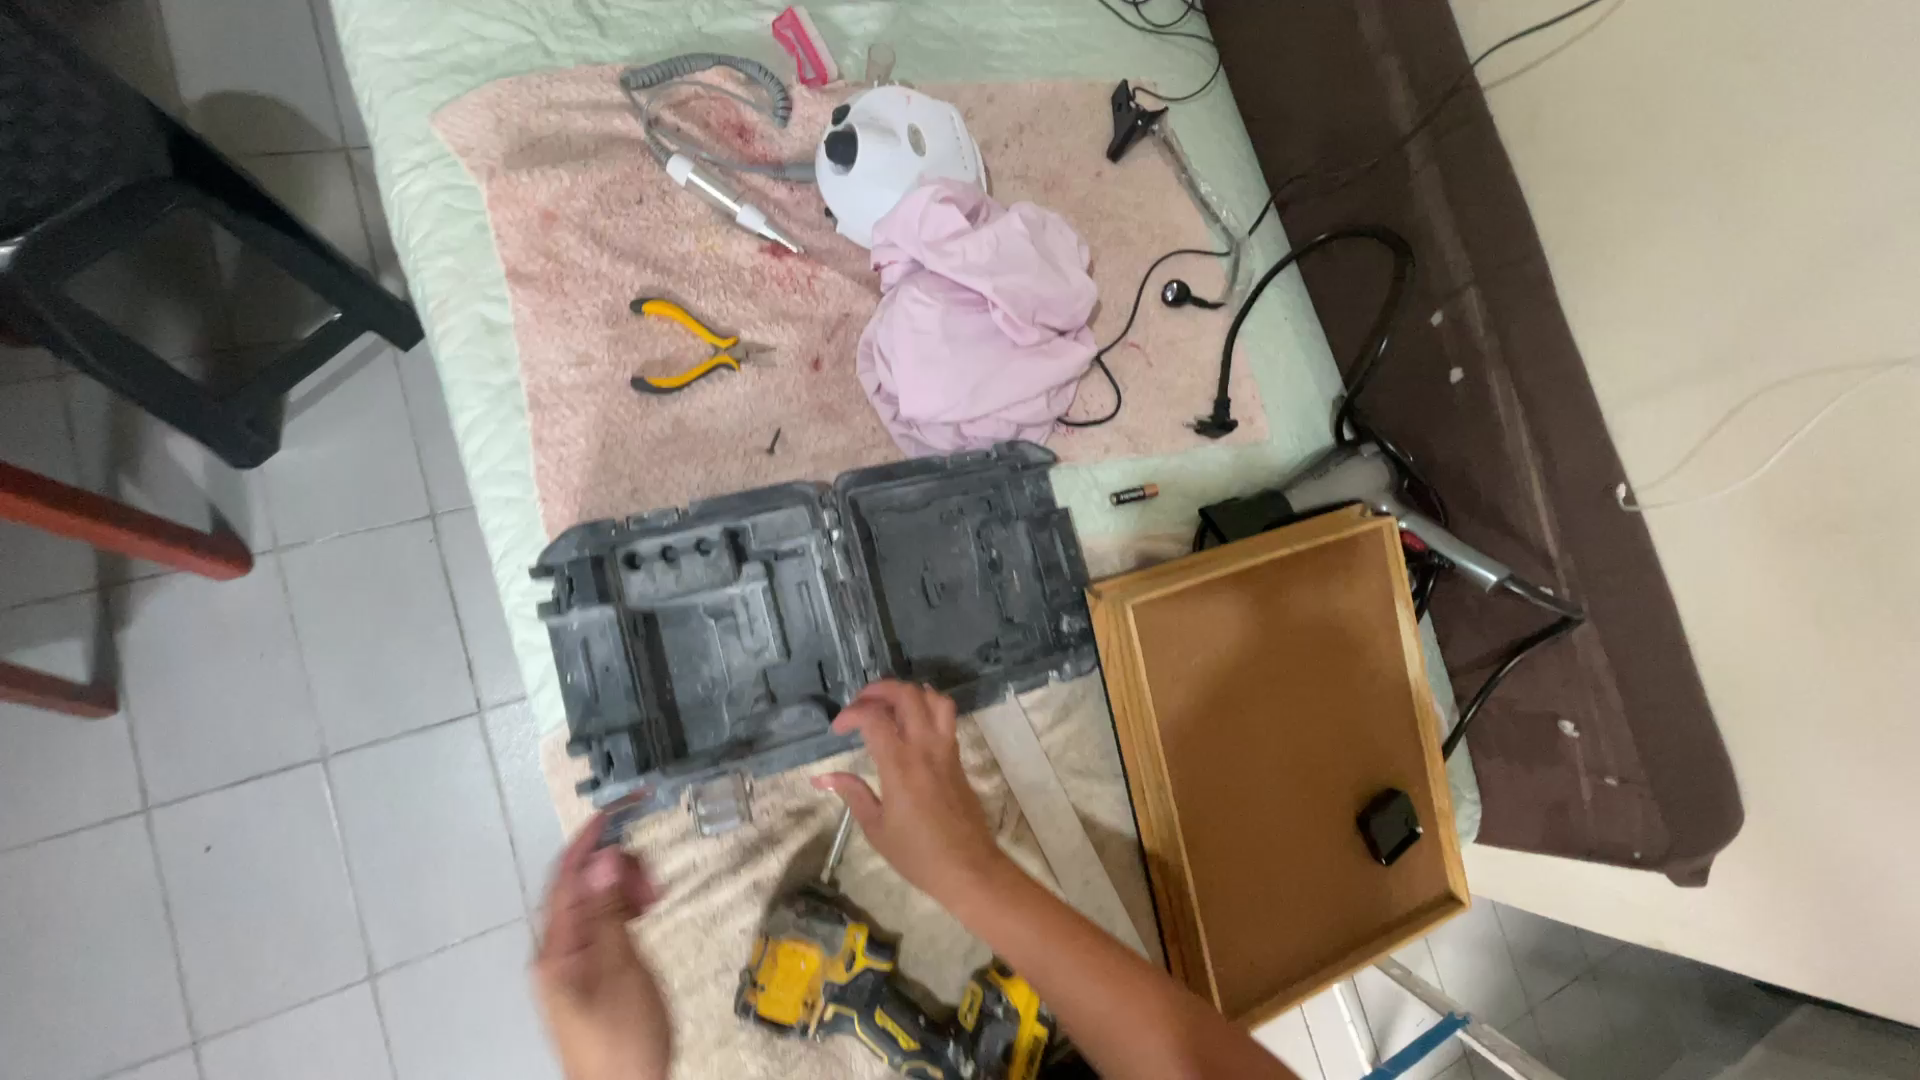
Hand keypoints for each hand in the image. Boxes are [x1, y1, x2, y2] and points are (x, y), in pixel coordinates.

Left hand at [534, 811, 670, 1079]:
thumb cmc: (624, 1037)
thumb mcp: (621, 970)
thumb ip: (608, 911)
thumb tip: (601, 857)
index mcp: (556, 949)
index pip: (566, 875)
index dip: (591, 836)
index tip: (623, 806)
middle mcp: (558, 947)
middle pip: (582, 883)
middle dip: (619, 867)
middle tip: (654, 882)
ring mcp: (574, 957)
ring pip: (597, 897)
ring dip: (626, 885)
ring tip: (655, 899)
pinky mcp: (593, 965)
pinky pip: (605, 917)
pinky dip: (627, 905)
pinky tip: (646, 910)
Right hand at [813, 680, 1012, 905]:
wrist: (968, 867)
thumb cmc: (918, 854)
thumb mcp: (876, 828)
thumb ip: (852, 794)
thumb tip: (823, 777)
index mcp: (900, 765)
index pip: (873, 717)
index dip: (851, 713)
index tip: (838, 729)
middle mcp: (925, 747)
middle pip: (906, 694)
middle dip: (878, 690)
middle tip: (860, 704)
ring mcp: (946, 748)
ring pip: (933, 698)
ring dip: (907, 693)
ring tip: (888, 706)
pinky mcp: (957, 756)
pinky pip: (945, 716)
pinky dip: (927, 706)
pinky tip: (911, 722)